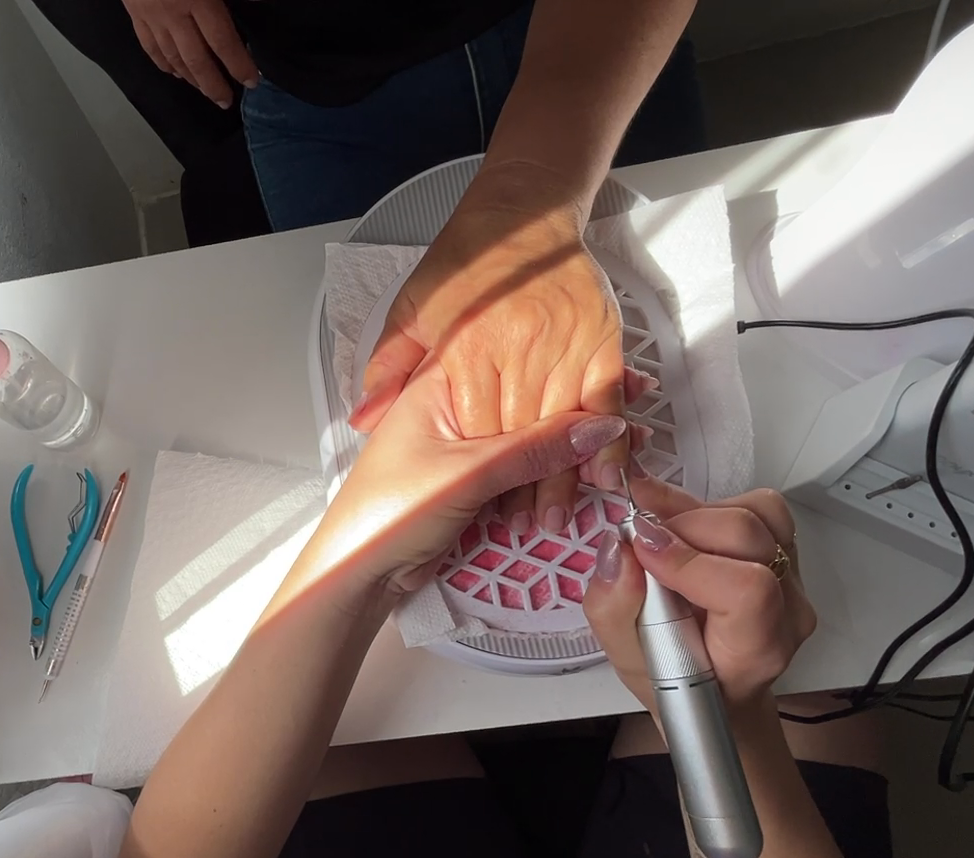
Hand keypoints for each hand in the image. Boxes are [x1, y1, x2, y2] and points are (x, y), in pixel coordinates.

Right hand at [123, 0, 257, 108]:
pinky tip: (174, 73)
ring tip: (205, 91)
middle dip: (213, 84)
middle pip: (197, 60)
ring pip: (173, 58)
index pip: (222, 41)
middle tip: (226, 102)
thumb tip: (263, 1)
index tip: (252, 82)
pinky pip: (149, 46)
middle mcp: (173, 13)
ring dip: (191, 79)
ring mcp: (151, 15)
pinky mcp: (133, 11)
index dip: (239, 64)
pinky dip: (163, 64)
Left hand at [301, 360, 654, 596]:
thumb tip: (598, 426)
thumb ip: (532, 448)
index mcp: (438, 385)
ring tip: (630, 445)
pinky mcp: (471, 478)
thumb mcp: (465, 475)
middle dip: (583, 411)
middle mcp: (454, 406)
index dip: (570, 377)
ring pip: (531, 435)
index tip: (621, 388)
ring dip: (575, 443)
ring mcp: (464, 444)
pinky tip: (591, 470)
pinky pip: (522, 466)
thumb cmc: (386, 514)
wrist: (356, 571)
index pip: (518, 368)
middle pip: (530, 401)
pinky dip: (554, 469)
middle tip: (637, 417)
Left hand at [351, 165, 628, 538]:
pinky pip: (605, 398)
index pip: (477, 430)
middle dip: (526, 489)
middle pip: (520, 436)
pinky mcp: (597, 336)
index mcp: (467, 349)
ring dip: (565, 477)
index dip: (484, 475)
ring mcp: (562, 343)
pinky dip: (609, 437)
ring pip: (563, 426)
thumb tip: (364, 418)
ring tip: (561, 519)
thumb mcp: (410, 312)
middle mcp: (517, 349)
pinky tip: (608, 473)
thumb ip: (390, 369)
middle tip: (528, 531)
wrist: (519, 210)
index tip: (487, 513)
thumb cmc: (461, 264)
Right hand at [583, 478, 815, 710]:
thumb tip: (617, 549)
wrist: (713, 687)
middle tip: (640, 541)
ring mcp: (794, 579)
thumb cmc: (672, 681)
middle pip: (749, 536)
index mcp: (754, 649)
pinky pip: (760, 509)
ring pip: (759, 512)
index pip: (745, 589)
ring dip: (697, 513)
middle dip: (681, 526)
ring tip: (661, 535)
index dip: (686, 560)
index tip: (638, 549)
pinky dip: (711, 506)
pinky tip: (679, 527)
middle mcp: (788, 610)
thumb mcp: (625, 659)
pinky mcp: (786, 555)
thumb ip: (612, 608)